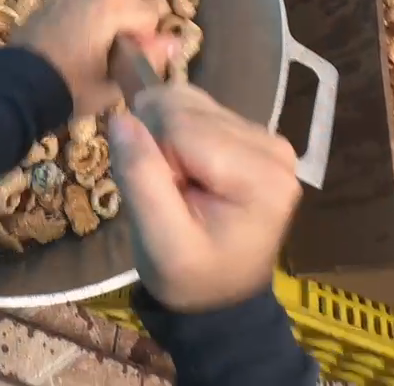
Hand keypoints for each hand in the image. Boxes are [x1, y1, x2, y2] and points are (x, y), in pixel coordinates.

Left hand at [12, 0, 160, 115]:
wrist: (19, 84)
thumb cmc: (71, 86)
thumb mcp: (116, 81)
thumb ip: (150, 58)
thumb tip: (177, 41)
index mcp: (112, 3)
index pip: (150, 15)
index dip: (144, 42)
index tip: (126, 63)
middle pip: (131, 1)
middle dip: (128, 24)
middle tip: (110, 57)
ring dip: (111, 17)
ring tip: (95, 48)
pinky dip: (91, 12)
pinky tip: (79, 38)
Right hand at [108, 82, 299, 311]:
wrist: (218, 293)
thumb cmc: (192, 275)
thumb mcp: (161, 243)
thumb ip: (142, 178)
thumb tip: (122, 119)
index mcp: (261, 176)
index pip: (179, 125)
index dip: (155, 154)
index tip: (163, 195)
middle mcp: (271, 146)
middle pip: (183, 107)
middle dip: (158, 141)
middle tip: (166, 189)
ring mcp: (263, 135)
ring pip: (184, 100)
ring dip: (162, 134)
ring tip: (173, 179)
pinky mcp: (248, 130)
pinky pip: (191, 104)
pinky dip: (172, 129)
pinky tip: (182, 164)